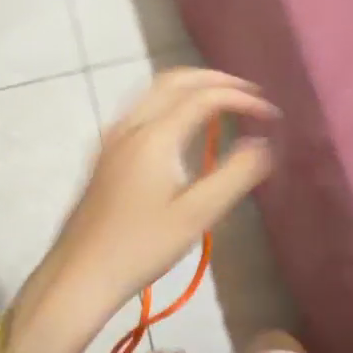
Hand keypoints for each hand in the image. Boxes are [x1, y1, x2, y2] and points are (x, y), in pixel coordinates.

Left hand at [11, 69, 279, 352]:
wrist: (80, 272)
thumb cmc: (141, 247)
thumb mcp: (196, 215)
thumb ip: (234, 175)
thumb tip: (263, 145)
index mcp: (154, 136)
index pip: (204, 97)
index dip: (241, 99)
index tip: (271, 115)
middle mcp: (130, 125)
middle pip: (174, 80)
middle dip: (214, 80)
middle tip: (249, 94)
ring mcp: (112, 137)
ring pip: (154, 91)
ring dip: (190, 87)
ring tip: (222, 102)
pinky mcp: (105, 153)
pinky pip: (142, 107)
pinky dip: (170, 101)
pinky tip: (183, 126)